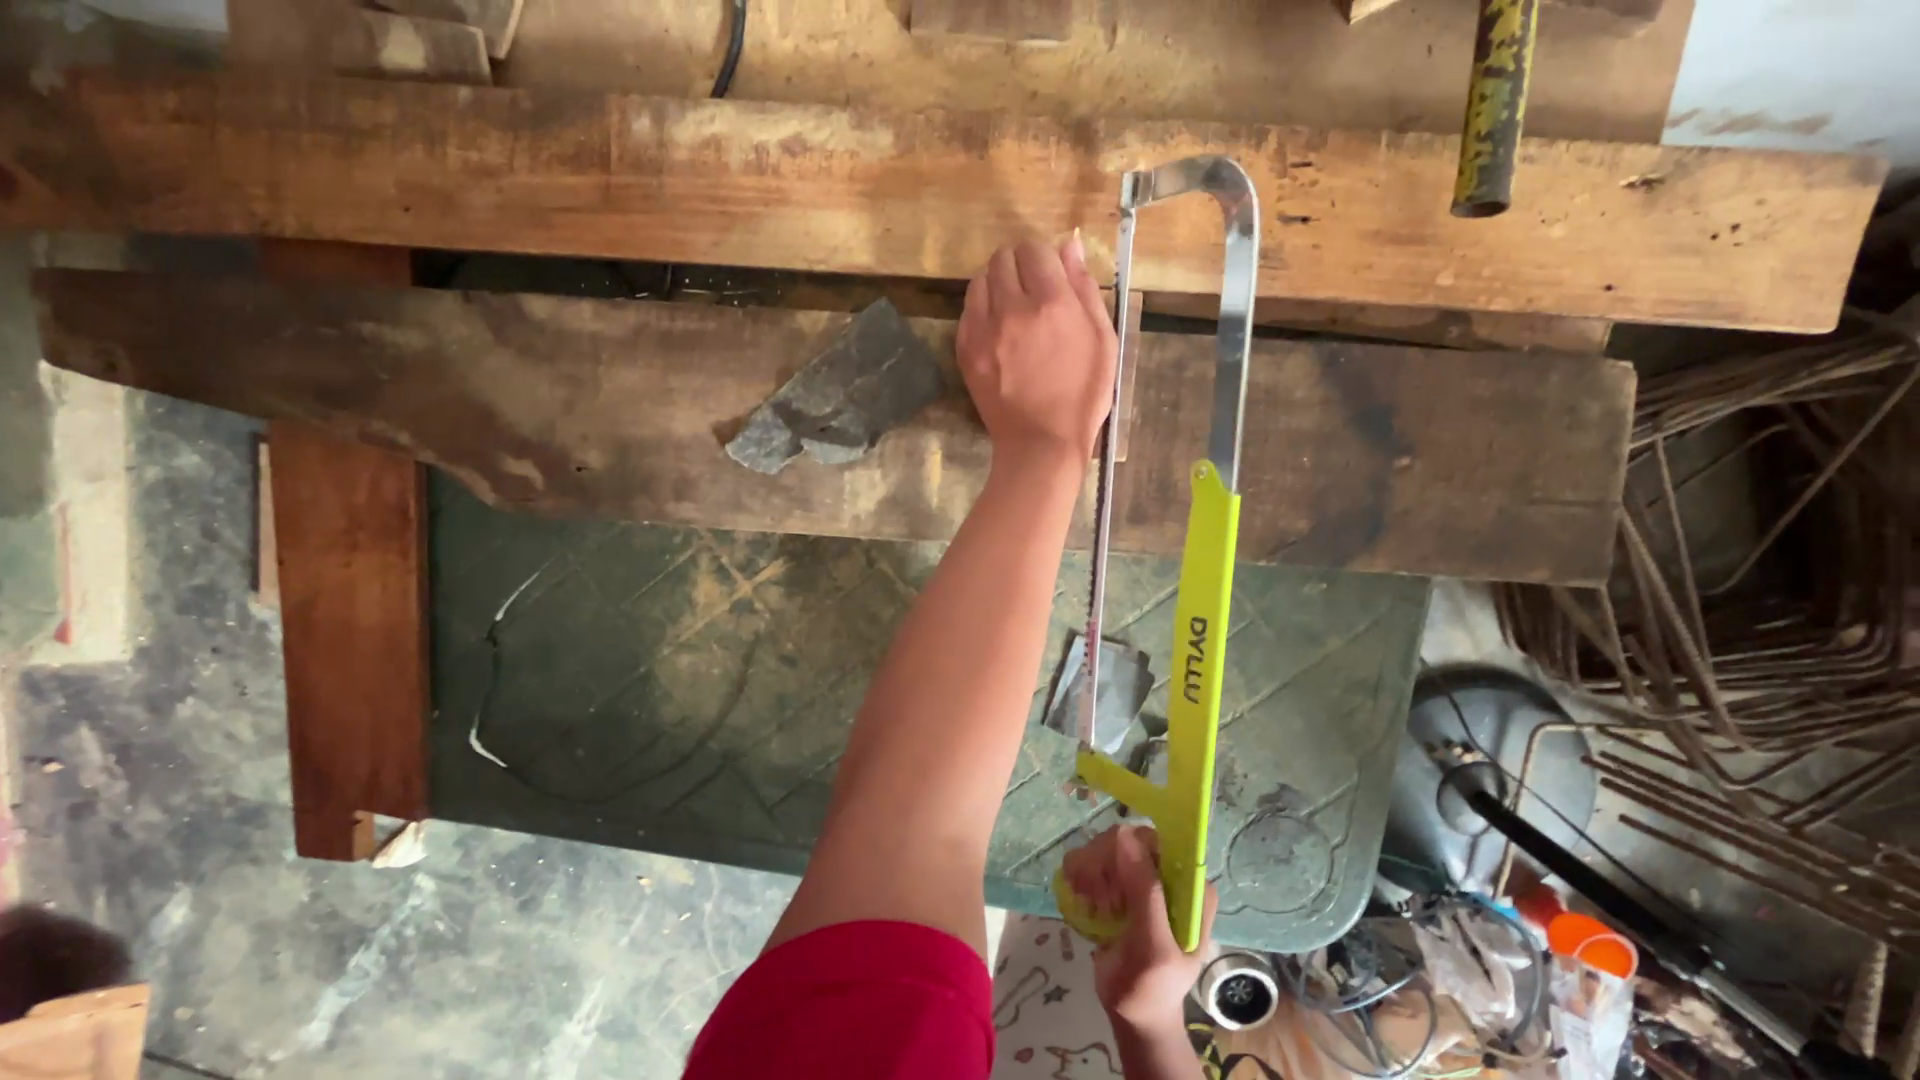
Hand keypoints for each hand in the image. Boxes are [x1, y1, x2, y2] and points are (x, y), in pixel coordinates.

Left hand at [955, 235, 1117, 469]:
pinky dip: (983, 309)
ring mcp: (983, 329)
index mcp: (1052, 303)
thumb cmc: (1083, 396)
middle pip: (1003, 257)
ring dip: (997, 283)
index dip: (1044, 256)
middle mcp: (1012, 309)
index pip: (1035, 249)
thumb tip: (1069, 246)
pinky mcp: (965, 349)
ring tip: (1013, 306)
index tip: (1051, 273)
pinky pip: (968, 310)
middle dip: (1019, 265)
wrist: (1041, 443)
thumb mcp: (1102, 341)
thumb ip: (1085, 289)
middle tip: (1032, 288)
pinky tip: (999, 329)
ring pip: (980, 279)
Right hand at [1062, 824, 1217, 1030]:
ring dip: (1090, 870)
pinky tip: (1082, 898)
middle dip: (1104, 863)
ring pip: (1107, 847)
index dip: (1128, 850)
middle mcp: (1170, 874)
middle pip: (1127, 840)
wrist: (1134, 1015)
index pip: (1158, 840)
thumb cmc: (1151, 987)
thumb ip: (1145, 892)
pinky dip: (1082, 874)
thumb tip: (1124, 834)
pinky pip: (1095, 860)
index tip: (1110, 879)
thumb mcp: (1153, 946)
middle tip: (1096, 897)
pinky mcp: (1121, 886)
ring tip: (1089, 900)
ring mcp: (1144, 879)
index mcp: (1192, 885)